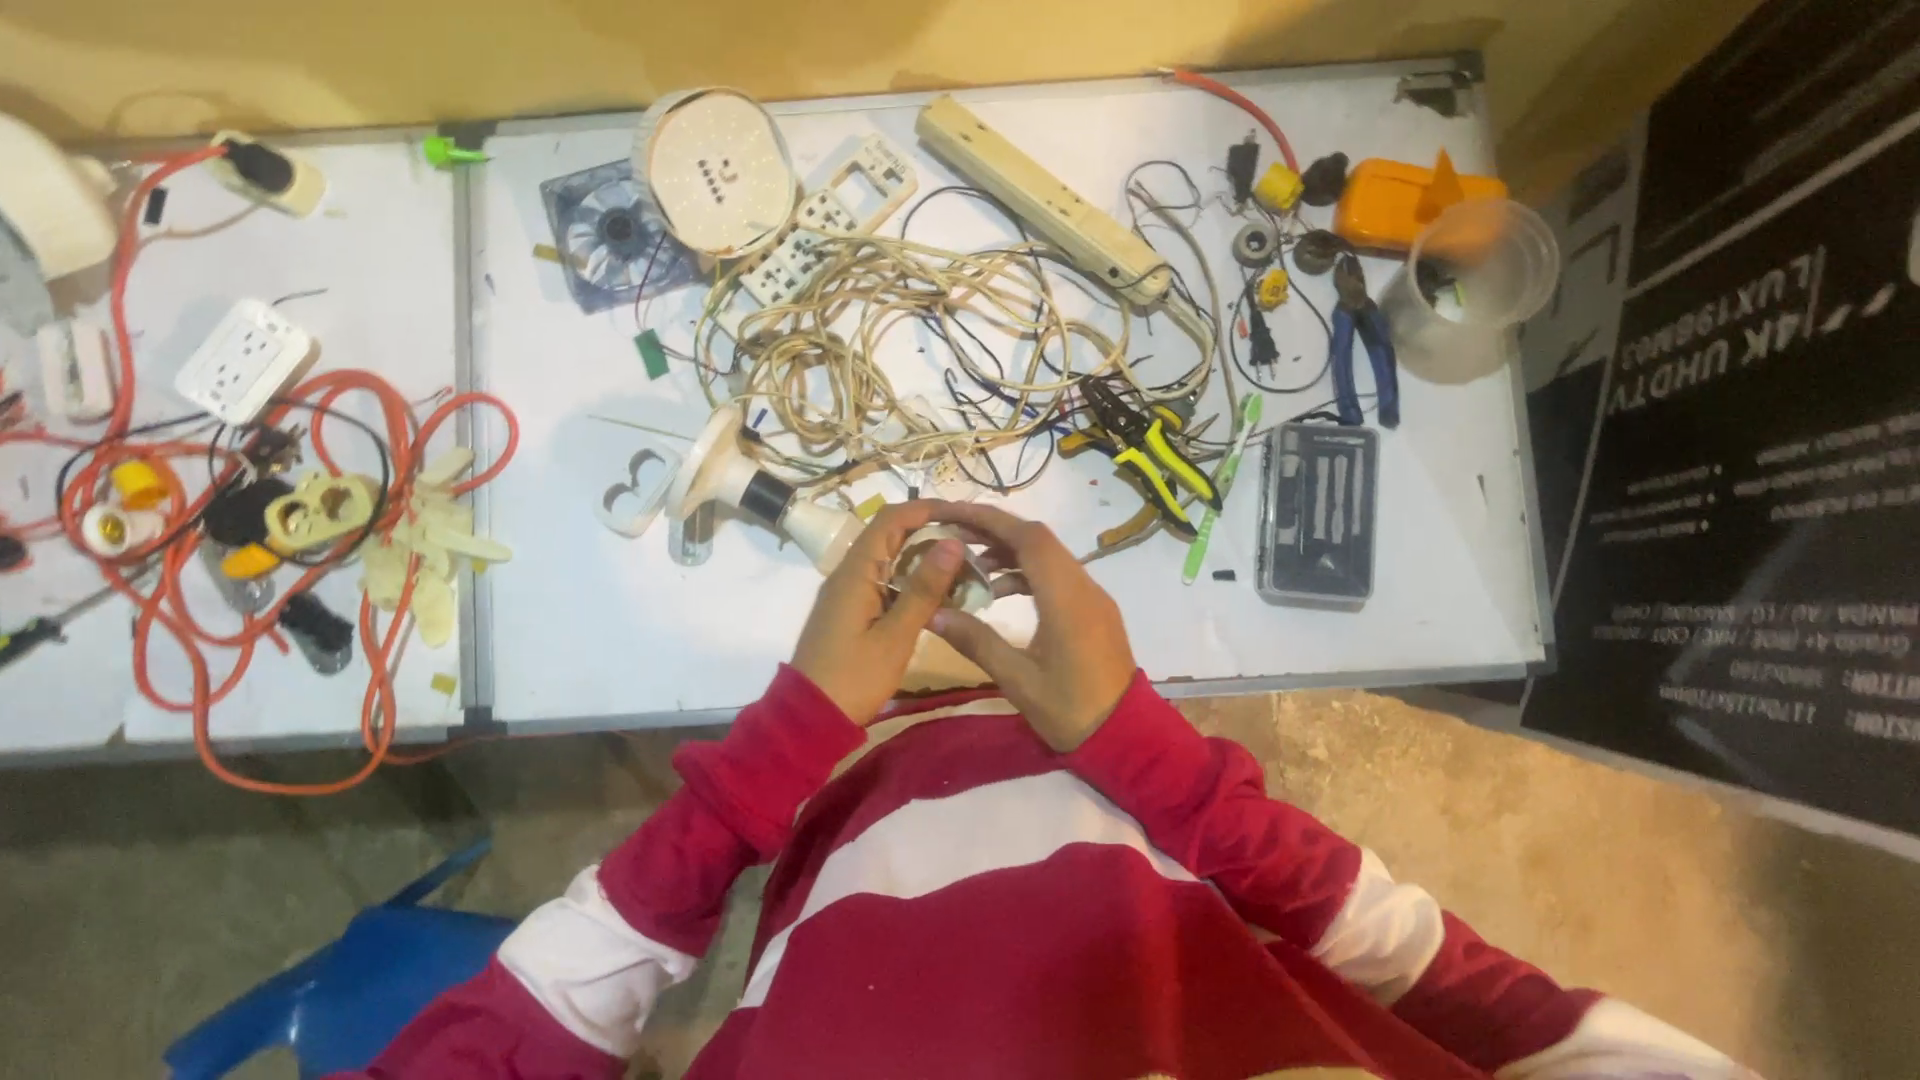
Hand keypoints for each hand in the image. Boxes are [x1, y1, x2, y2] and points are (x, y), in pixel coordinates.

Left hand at [791, 500, 967, 725]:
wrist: (809, 719)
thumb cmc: (854, 677)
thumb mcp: (896, 636)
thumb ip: (924, 588)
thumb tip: (952, 541)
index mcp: (856, 572)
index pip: (891, 520)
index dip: (926, 509)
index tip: (963, 514)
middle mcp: (849, 574)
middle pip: (890, 536)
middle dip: (930, 532)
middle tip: (971, 542)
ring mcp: (848, 594)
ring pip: (889, 560)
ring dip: (923, 559)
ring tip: (964, 568)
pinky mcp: (851, 613)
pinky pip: (884, 583)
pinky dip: (911, 583)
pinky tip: (939, 598)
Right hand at [924, 503, 1136, 751]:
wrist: (1125, 735)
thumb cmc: (1070, 711)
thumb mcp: (1017, 680)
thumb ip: (976, 642)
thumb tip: (933, 614)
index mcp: (1065, 598)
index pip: (1028, 538)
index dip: (988, 519)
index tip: (951, 513)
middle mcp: (1083, 587)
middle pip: (1037, 539)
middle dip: (993, 530)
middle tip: (951, 536)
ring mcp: (1092, 597)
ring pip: (1048, 556)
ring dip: (1009, 552)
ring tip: (969, 566)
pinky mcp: (1093, 610)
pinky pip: (1057, 575)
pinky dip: (1026, 573)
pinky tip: (998, 593)